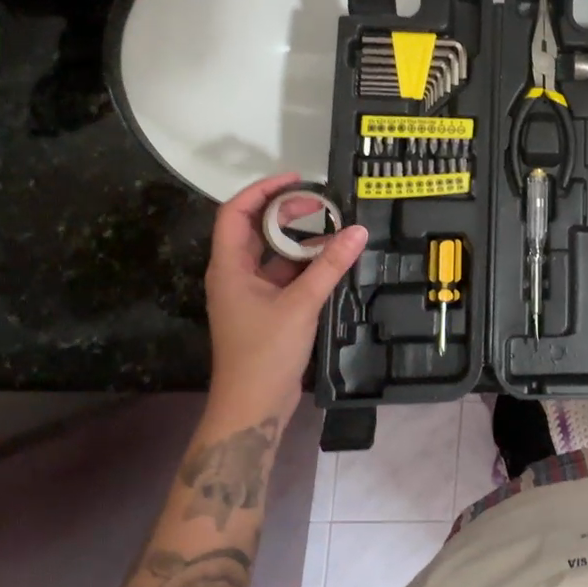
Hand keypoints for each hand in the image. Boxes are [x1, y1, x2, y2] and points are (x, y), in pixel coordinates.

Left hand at [204, 173, 366, 419]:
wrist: (251, 406)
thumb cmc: (264, 353)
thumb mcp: (301, 305)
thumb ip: (330, 266)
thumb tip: (358, 231)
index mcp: (229, 267)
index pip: (236, 213)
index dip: (263, 190)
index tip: (297, 179)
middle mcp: (235, 275)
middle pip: (256, 229)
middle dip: (287, 211)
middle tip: (324, 202)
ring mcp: (250, 293)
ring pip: (273, 253)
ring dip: (300, 238)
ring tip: (334, 226)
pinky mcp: (266, 309)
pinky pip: (285, 274)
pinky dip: (306, 263)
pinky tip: (332, 260)